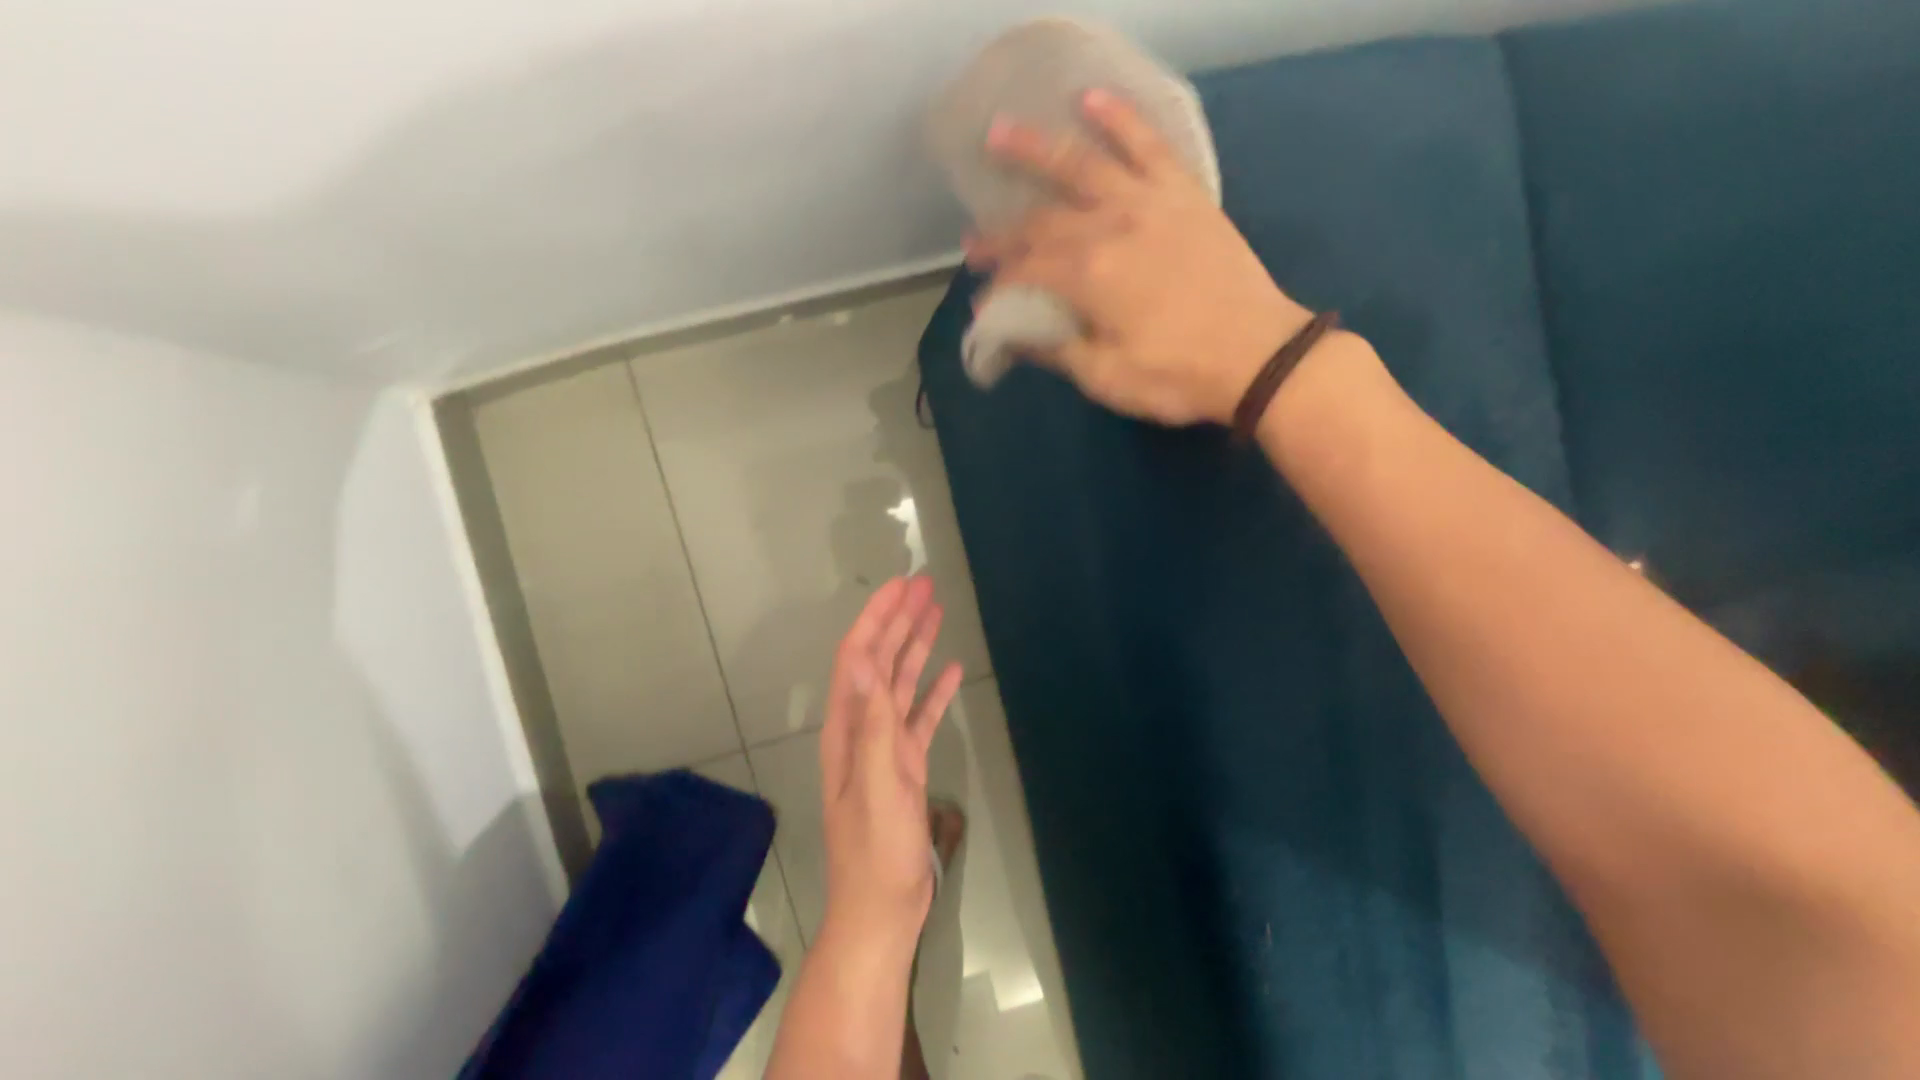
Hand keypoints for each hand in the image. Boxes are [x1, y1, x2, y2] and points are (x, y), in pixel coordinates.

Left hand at [818, 576, 964, 936]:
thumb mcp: (875, 781)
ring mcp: (886, 748)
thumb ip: (870, 720)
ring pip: (901, 684)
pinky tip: (951, 671)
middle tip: (924, 585)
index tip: (901, 586)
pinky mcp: (907, 767)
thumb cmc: (875, 848)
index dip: (876, 618)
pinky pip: (921, 718)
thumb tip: (859, 656)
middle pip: (879, 662)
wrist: (882, 905)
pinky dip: (934, 691)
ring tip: (937, 611)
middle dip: (898, 621)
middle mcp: (863, 729)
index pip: (858, 657)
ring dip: (916, 647)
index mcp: (848, 727)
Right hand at [968, 89, 1314, 425]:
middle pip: (1041, 222)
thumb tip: (1014, 337)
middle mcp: (1110, 227)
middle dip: (1002, 234)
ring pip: (1082, 166)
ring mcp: (1147, 203)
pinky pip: (1148, 145)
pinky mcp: (1183, 194)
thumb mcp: (1107, 378)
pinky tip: (1092, 101)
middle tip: (975, 240)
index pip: (1025, 271)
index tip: (983, 302)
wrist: (1261, 357)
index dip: (998, 286)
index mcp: (1088, 277)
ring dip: (1036, 149)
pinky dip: (1120, 119)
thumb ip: (1057, 351)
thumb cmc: (1179, 376)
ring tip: (1001, 134)